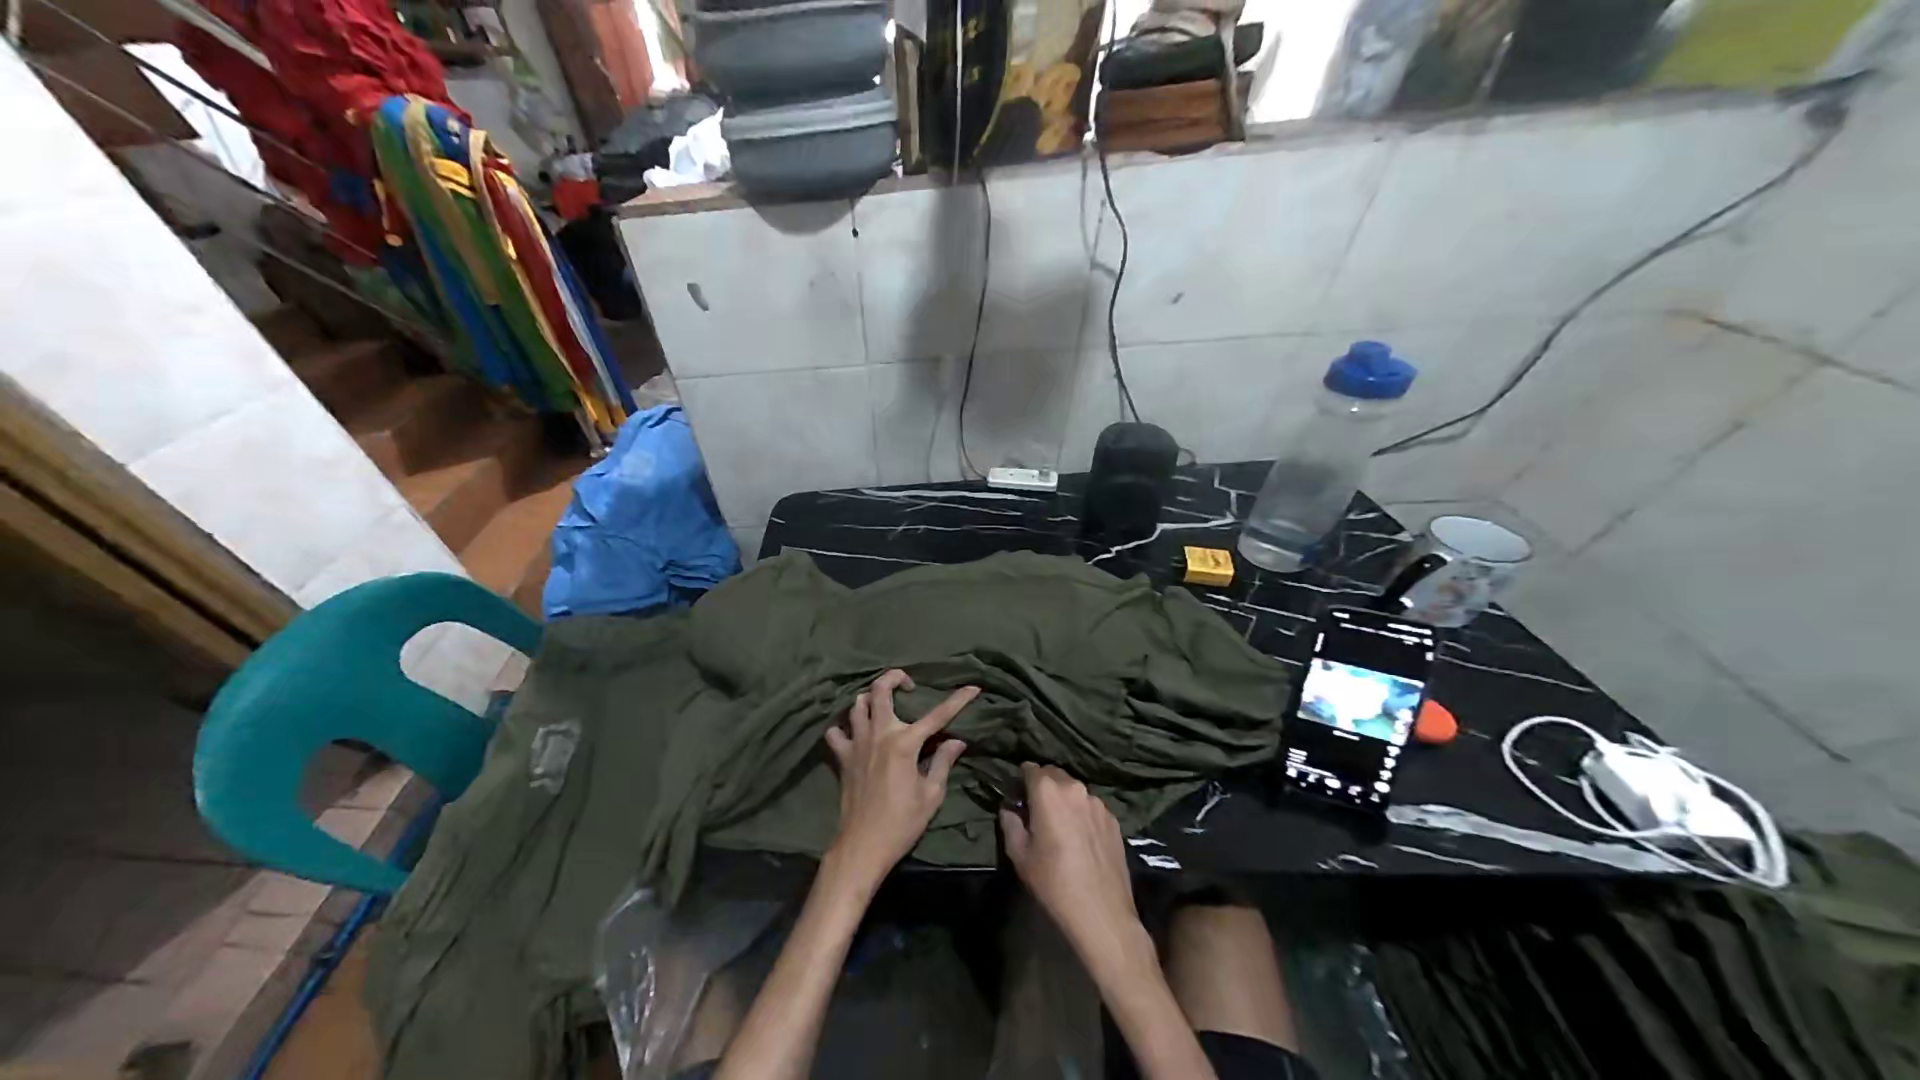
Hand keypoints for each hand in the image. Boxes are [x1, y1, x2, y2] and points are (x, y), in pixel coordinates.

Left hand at [823, 669, 978, 885]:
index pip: (937, 715)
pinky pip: (836, 730)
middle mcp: (879, 734)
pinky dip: (844, 726)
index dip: (958, 699)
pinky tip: (855, 733)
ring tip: (883, 707)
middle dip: (895, 677)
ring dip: (871, 699)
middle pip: (880, 690)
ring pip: (857, 704)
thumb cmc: (902, 823)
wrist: (862, 845)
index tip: (973, 687)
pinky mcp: (841, 756)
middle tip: (908, 686)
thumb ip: (943, 762)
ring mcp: (856, 743)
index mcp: (905, 743)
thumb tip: (956, 741)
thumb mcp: (931, 795)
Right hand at [1000, 764, 1142, 960]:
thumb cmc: (1054, 883)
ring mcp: (1098, 804)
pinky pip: (1091, 807)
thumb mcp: (1020, 856)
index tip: (1017, 795)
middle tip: (1035, 811)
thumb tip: (1009, 809)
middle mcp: (1075, 789)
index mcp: (1049, 792)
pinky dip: (1082, 813)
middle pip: (1054, 775)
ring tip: (1060, 826)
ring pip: (1074, 791)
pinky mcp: (1113, 820)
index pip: (1031, 768)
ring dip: (1064, 799)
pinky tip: (1080, 838)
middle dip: (1043, 786)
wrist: (1101, 912)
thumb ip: (1010, 824)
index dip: (1021, 779)